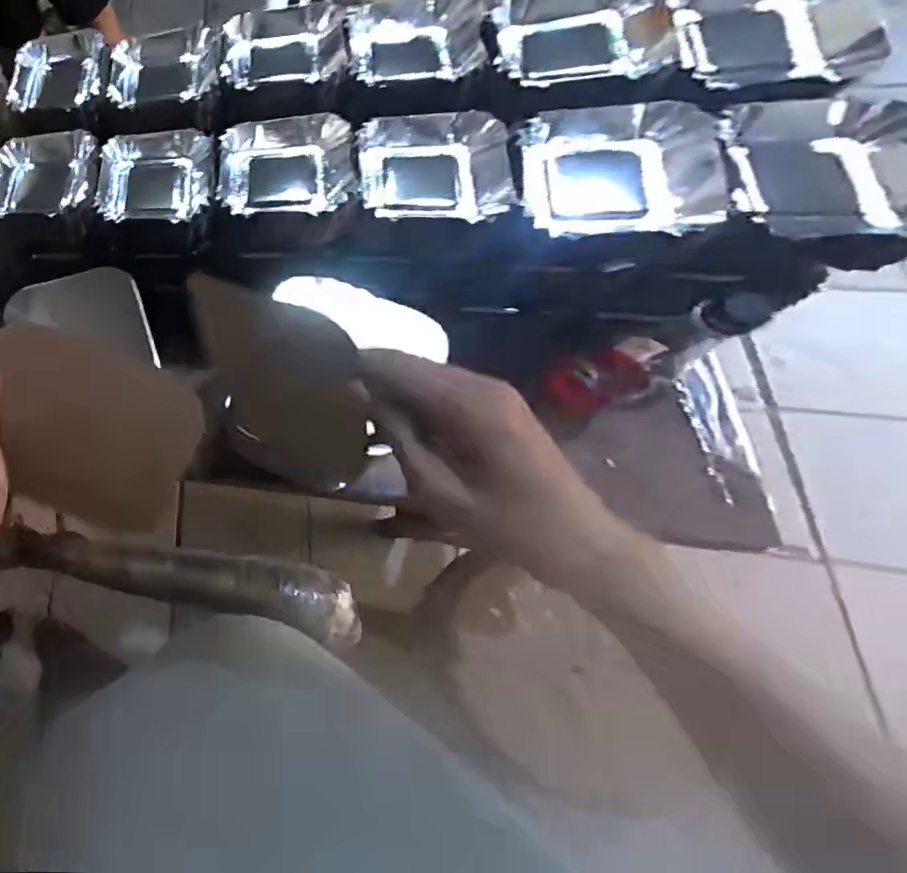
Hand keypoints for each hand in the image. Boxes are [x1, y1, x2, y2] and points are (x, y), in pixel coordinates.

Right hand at [359, 349, 651, 590]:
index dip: (360, 366)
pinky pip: (445, 387)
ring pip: (427, 373)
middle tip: (333, 389)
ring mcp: (495, 392)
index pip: (400, 368)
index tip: (322, 370)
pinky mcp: (499, 404)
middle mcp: (483, 385)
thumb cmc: (513, 527)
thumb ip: (402, 441)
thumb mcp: (444, 494)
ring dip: (393, 384)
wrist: (584, 543)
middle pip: (413, 364)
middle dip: (373, 372)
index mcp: (471, 405)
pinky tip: (394, 414)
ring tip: (355, 401)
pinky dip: (415, 395)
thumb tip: (367, 399)